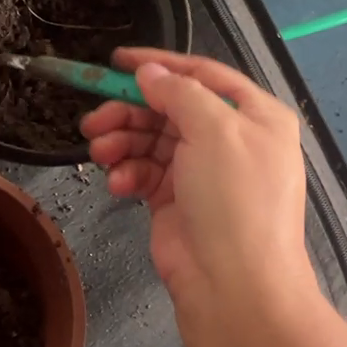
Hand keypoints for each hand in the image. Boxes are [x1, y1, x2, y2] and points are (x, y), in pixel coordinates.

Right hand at [81, 48, 312, 320]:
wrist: (234, 286)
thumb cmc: (234, 200)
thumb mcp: (213, 131)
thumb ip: (179, 93)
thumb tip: (149, 73)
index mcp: (252, 115)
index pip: (200, 74)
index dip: (159, 64)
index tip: (116, 61)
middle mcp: (228, 138)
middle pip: (167, 108)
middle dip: (128, 111)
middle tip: (94, 120)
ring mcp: (200, 169)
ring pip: (149, 138)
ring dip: (121, 142)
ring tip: (100, 154)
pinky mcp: (174, 198)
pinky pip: (143, 170)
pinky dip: (127, 173)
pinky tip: (119, 184)